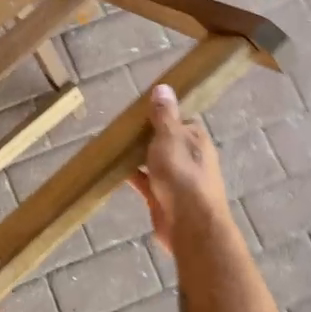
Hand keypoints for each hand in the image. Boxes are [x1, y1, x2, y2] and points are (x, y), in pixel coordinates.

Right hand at [129, 84, 228, 251]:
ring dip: (138, 155)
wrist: (190, 225)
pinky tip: (114, 168)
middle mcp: (190, 159)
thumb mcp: (170, 137)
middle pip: (166, 141)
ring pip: (154, 161)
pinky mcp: (163, 198)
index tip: (140, 109)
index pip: (180, 120)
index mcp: (196, 140)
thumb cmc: (182, 174)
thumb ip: (164, 114)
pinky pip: (145, 181)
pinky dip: (132, 174)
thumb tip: (164, 86)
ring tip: (114, 143)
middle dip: (147, 135)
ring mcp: (177, 180)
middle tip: (122, 126)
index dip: (162, 113)